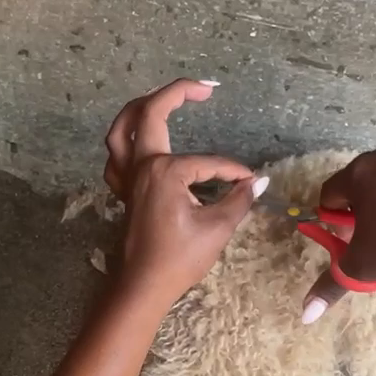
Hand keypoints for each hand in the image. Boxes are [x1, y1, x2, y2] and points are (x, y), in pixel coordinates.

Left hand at [104, 80, 263, 307]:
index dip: (232, 171)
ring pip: (122, 130)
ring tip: (163, 98)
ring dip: (139, 108)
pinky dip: (126, 144)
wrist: (143, 287)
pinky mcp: (124, 193)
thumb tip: (259, 182)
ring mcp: (127, 179)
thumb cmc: (178, 259)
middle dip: (177, 93)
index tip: (250, 183)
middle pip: (150, 113)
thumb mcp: (217, 228)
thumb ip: (238, 199)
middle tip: (206, 88)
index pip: (208, 162)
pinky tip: (140, 143)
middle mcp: (141, 167)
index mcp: (164, 171)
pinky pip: (117, 158)